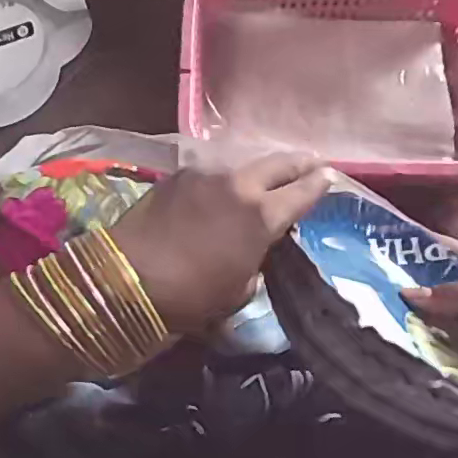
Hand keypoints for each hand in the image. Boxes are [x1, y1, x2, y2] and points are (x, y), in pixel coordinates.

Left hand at [110, 153, 331, 332]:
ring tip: (267, 174)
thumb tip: (255, 246)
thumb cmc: (189, 295)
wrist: (127, 277)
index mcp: (261, 215)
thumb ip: (256, 258)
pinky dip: (225, 176)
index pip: (302, 192)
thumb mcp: (238, 289)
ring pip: (242, 162)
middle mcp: (237, 184)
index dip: (320, 184)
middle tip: (312, 163)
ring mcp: (204, 174)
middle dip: (298, 163)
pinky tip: (224, 185)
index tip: (331, 177)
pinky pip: (211, 170)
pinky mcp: (177, 175)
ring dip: (259, 168)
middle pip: (277, 163)